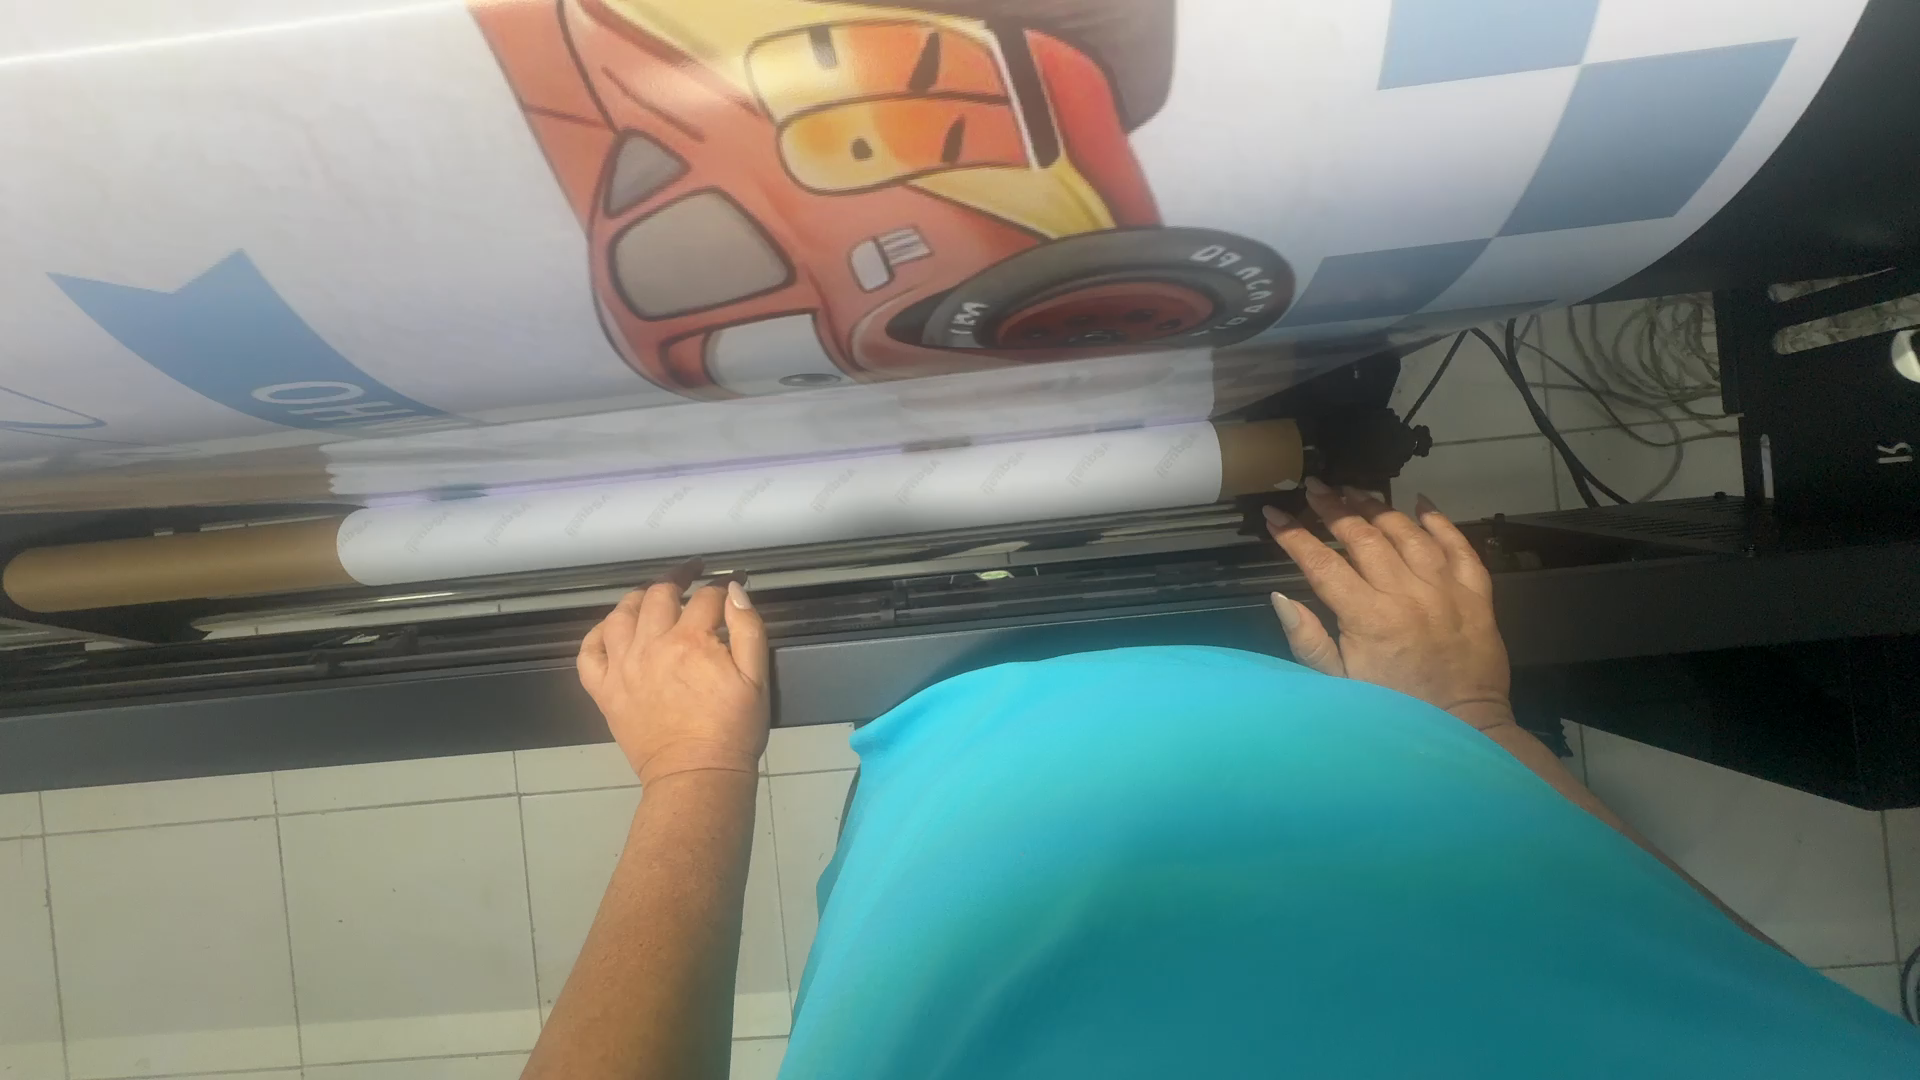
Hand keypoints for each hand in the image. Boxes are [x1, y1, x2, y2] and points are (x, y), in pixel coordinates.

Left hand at [577, 561, 770, 783]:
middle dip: (680, 576)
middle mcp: (651, 646)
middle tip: (695, 574)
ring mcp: (622, 668)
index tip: (735, 582)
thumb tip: (734, 590)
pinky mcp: (604, 690)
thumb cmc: (733, 728)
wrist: (697, 775)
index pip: (706, 597)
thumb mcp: (757, 677)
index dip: (724, 585)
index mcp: (691, 641)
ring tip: (655, 595)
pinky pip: (588, 652)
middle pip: (660, 593)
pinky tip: (614, 628)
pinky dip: (597, 633)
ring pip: (620, 614)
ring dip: (639, 597)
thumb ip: (749, 628)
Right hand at [1262, 480, 1512, 729]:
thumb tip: (1279, 596)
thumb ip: (1307, 639)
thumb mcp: (1337, 684)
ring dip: (1378, 507)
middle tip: (1313, 487)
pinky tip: (1420, 502)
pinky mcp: (1477, 595)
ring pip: (1408, 533)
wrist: (1466, 728)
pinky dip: (1440, 521)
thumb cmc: (1392, 709)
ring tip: (1353, 490)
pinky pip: (1460, 547)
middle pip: (1363, 537)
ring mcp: (1446, 591)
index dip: (1293, 535)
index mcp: (1368, 618)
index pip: (1321, 563)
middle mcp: (1407, 595)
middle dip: (1332, 507)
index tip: (1272, 513)